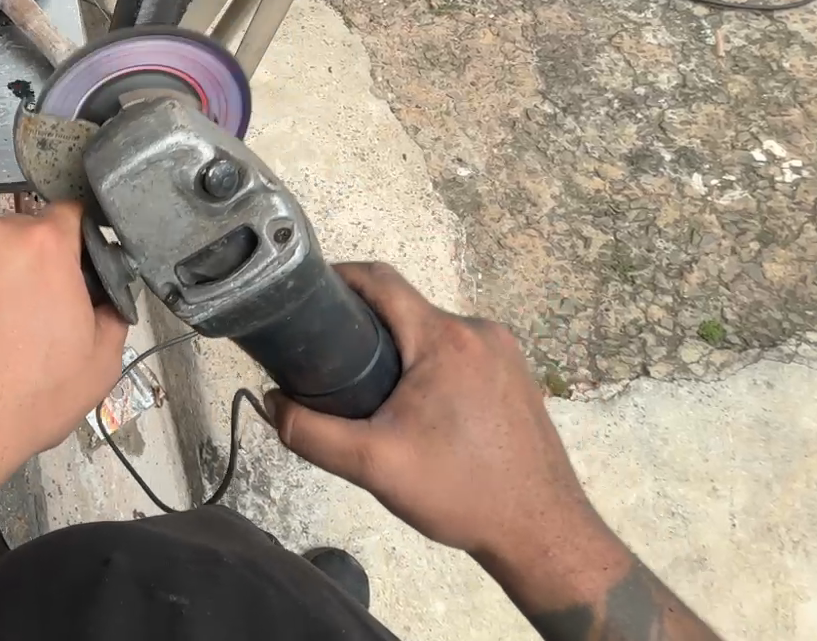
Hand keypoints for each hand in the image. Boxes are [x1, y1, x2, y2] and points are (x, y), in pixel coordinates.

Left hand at [0, 202, 128, 484]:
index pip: (71, 213)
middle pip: (20, 233)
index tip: (72, 270)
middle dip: (27, 263)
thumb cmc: (21, 399)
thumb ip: (111, 313)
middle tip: (25, 313)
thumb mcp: (98, 366)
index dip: (76, 241)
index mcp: (42, 244)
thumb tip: (103, 297)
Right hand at [266, 263, 603, 562]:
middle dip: (360, 319)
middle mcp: (480, 332)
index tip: (305, 294)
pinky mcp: (515, 374)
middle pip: (401, 303)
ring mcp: (503, 352)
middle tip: (324, 352)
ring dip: (392, 340)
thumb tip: (270, 401)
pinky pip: (454, 345)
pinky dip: (423, 356)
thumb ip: (308, 432)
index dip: (337, 276)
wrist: (547, 540)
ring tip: (362, 378)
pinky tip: (409, 396)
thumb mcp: (371, 465)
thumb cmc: (461, 493)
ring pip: (427, 325)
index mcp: (446, 339)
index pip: (379, 279)